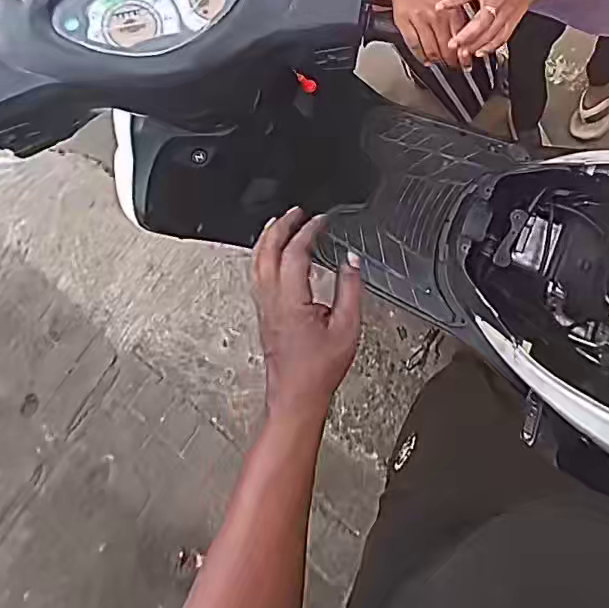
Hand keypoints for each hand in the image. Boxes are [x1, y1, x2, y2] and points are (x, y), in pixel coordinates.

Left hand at [251, 208, 362, 419]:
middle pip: (267, 251)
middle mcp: (272, 300)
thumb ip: (350, 288)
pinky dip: (265, 255)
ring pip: (257, 262)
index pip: (296, 253)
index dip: (309, 231)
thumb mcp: (348, 326)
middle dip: (281, 226)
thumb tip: (352, 261)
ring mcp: (264, 307)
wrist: (297, 395)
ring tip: (280, 224)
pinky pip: (258, 275)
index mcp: (291, 300)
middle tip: (296, 212)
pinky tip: (274, 255)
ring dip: (268, 238)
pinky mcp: (264, 314)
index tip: (321, 220)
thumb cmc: (319, 368)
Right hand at [384, 0, 467, 67]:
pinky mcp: (404, 22)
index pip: (461, 39)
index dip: (464, 55)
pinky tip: (425, 59)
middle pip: (447, 48)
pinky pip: (414, 45)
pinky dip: (420, 55)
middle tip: (454, 66)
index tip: (466, 63)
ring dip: (437, 61)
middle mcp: (437, 15)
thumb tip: (466, 40)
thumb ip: (459, 17)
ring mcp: (420, 20)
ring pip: (431, 49)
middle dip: (452, 62)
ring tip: (440, 63)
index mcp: (452, 9)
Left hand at [439, 0, 563, 64]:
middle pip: (480, 22)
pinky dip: (491, 46)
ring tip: (463, 52)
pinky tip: (481, 52)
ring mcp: (505, 13)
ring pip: (490, 33)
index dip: (453, 0)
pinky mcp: (511, 21)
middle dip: (466, 35)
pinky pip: (502, 37)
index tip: (439, 7)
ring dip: (476, 45)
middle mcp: (496, 0)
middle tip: (452, 44)